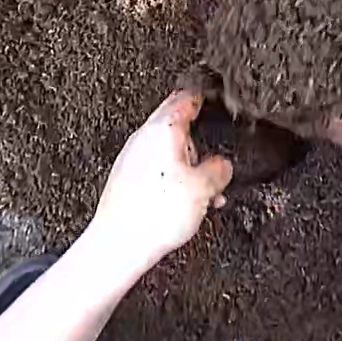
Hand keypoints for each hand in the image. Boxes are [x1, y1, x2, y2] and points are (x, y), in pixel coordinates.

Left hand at [89, 89, 233, 265]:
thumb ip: (219, 170)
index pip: (185, 98)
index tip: (211, 96)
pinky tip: (182, 202)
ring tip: (202, 194)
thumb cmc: (154, 214)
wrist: (119, 244)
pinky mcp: (126, 178)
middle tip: (213, 165)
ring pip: (168, 151)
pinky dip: (172, 179)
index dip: (203, 96)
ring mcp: (132, 157)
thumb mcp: (204, 188)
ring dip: (188, 167)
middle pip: (177, 127)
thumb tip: (223, 165)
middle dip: (199, 145)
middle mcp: (144, 138)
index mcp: (163, 129)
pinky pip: (156, 169)